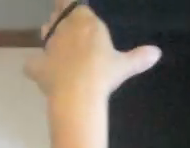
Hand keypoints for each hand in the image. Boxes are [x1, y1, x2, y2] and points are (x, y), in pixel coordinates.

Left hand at [25, 0, 161, 108]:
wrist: (77, 95)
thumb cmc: (102, 74)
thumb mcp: (123, 66)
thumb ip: (138, 58)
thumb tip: (157, 53)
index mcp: (84, 20)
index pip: (76, 4)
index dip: (75, 5)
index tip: (76, 6)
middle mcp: (64, 28)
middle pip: (59, 12)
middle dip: (60, 14)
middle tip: (63, 17)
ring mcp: (49, 47)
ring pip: (45, 31)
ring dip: (48, 34)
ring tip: (52, 40)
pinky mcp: (39, 67)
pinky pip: (32, 64)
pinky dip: (34, 67)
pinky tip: (35, 70)